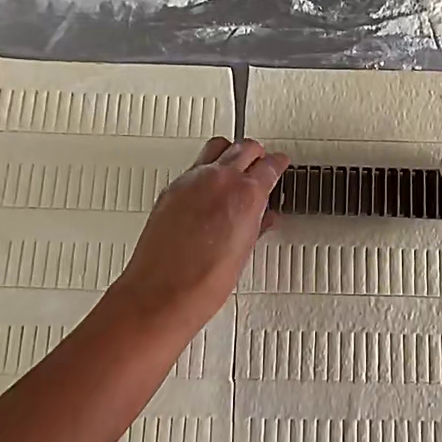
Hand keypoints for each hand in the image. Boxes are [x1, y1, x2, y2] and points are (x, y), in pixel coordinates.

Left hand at [110, 137, 288, 330]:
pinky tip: (209, 184)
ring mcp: (192, 181)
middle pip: (244, 147)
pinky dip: (207, 169)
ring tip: (236, 163)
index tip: (279, 164)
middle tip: (262, 161)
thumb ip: (256, 223)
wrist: (162, 294)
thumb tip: (261, 217)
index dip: (278, 164)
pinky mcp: (171, 189)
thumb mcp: (245, 250)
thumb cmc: (201, 282)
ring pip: (217, 147)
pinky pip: (195, 166)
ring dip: (230, 152)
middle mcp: (219, 180)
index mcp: (246, 193)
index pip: (269, 165)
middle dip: (257, 153)